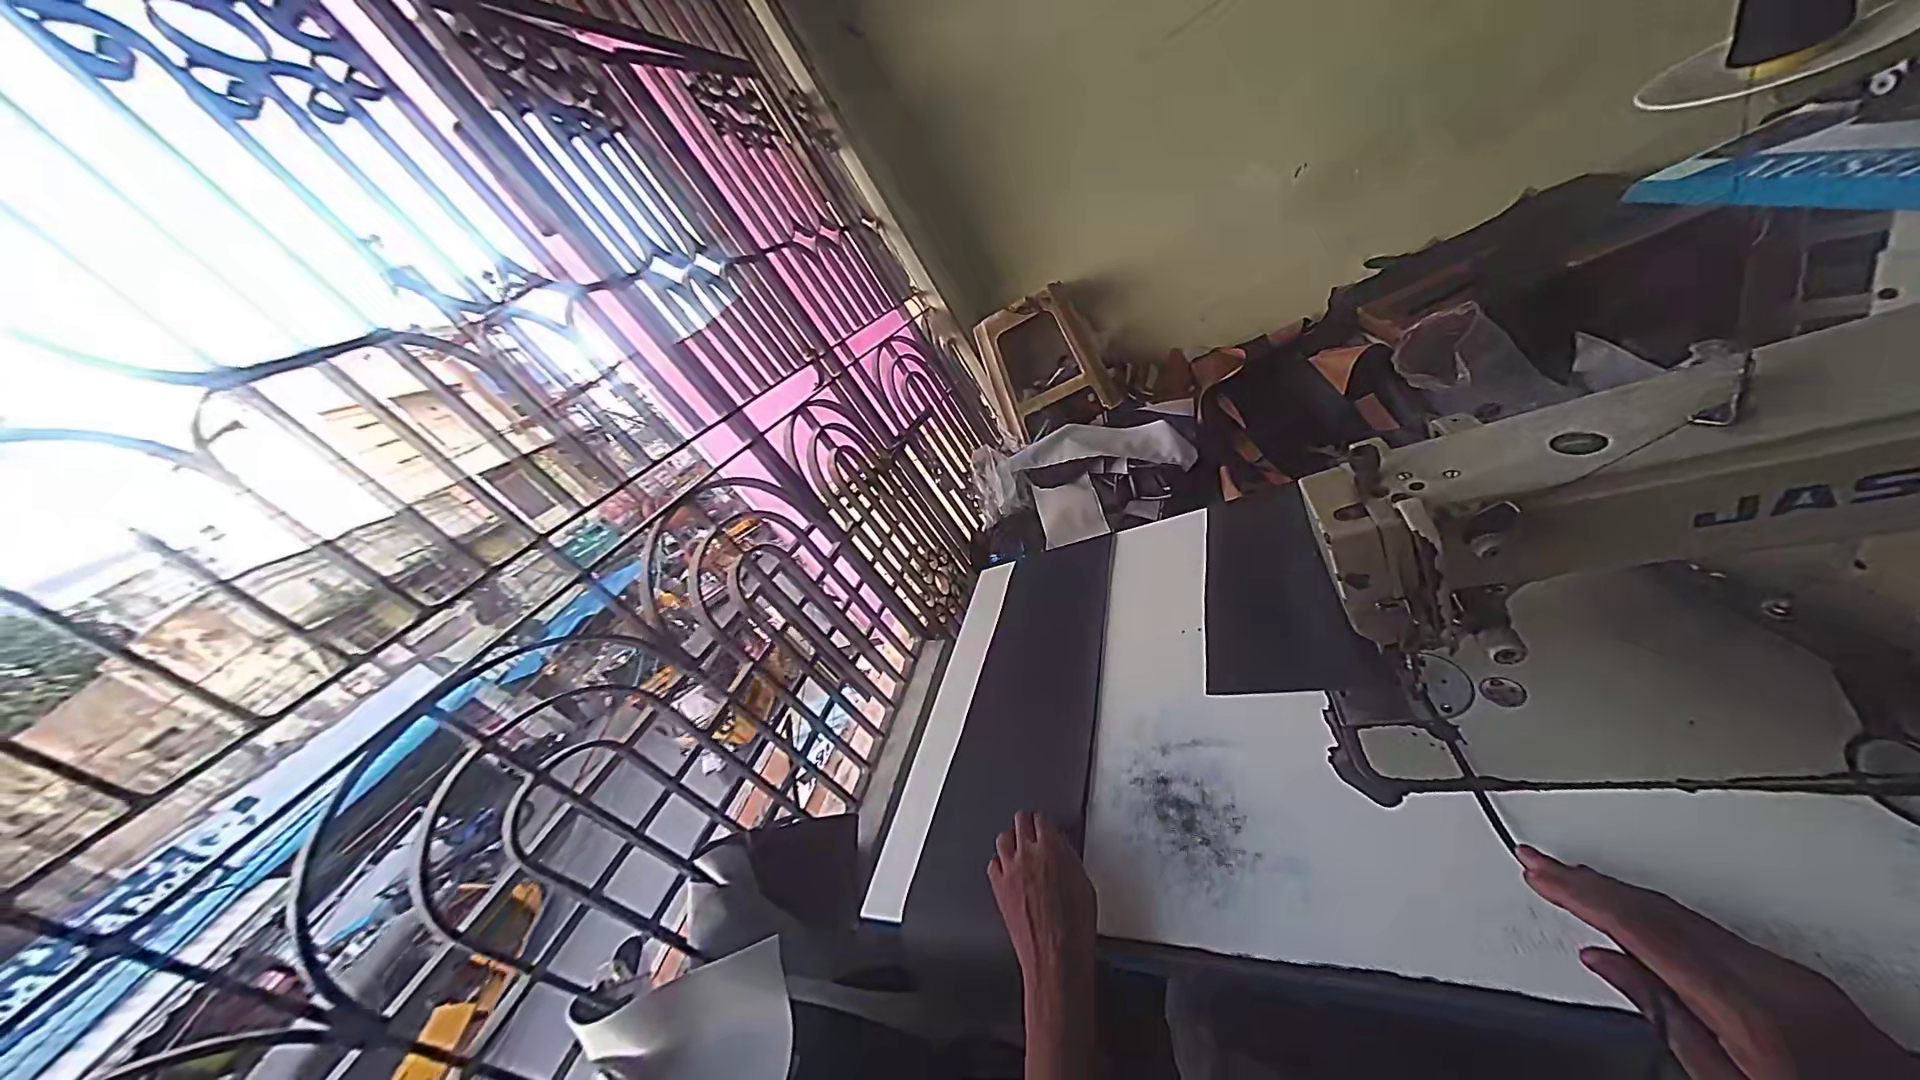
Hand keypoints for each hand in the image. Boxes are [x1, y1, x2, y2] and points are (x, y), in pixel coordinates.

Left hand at [989, 813, 1097, 1079]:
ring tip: (1018, 850)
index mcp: (1051, 849)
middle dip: (1026, 825)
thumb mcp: (1084, 884)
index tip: (1044, 826)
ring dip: (1012, 842)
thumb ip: (1068, 858)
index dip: (1043, 823)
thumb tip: (1059, 848)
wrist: (1056, 957)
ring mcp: (1009, 870)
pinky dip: (1000, 865)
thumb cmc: (1075, 927)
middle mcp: (1027, 854)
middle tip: (1031, 832)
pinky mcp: (998, 887)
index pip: (1041, 820)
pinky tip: (1009, 872)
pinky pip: (993, 864)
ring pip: (1002, 839)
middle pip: (1019, 822)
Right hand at [1518, 845, 1918, 1079]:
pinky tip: (1632, 910)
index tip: (1538, 871)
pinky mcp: (1806, 984)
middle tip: (1538, 862)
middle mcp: (1776, 982)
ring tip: (1572, 878)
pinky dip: (1658, 913)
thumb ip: (1666, 1019)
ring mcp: (1796, 980)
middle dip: (1589, 882)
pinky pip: (1710, 932)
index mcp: (1750, 1008)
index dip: (1579, 893)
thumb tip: (1604, 961)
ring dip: (1620, 893)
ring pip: (1683, 916)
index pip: (1640, 927)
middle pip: (1659, 911)